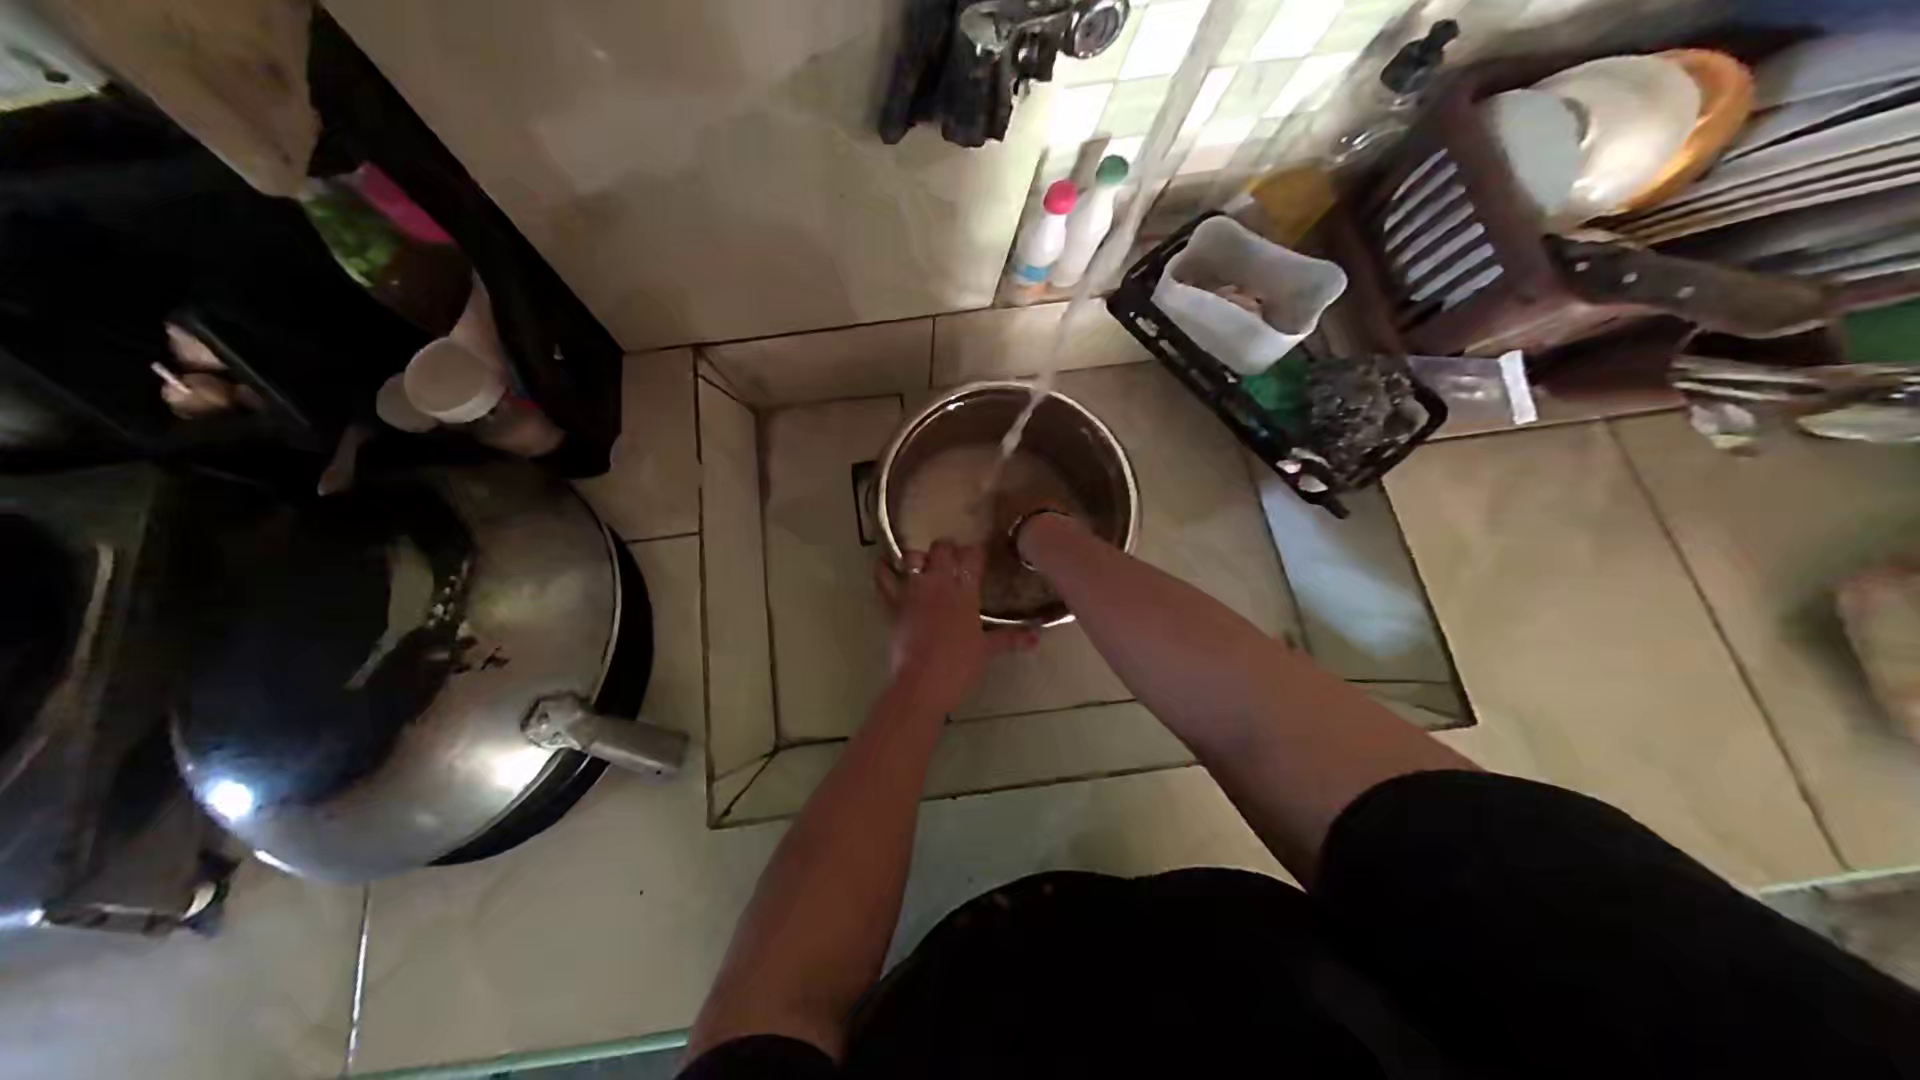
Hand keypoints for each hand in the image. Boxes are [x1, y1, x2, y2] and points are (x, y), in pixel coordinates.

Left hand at [875, 541, 1037, 716]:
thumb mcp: (987, 650)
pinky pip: (884, 580)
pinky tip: (883, 564)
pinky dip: (883, 571)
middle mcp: (939, 583)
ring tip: (923, 563)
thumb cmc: (960, 665)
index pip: (973, 556)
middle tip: (952, 559)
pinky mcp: (892, 604)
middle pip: (942, 549)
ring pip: (913, 558)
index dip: (975, 553)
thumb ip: (1011, 639)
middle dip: (948, 549)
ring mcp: (913, 591)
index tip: (977, 556)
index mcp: (965, 591)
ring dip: (919, 557)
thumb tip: (1038, 636)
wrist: (923, 682)